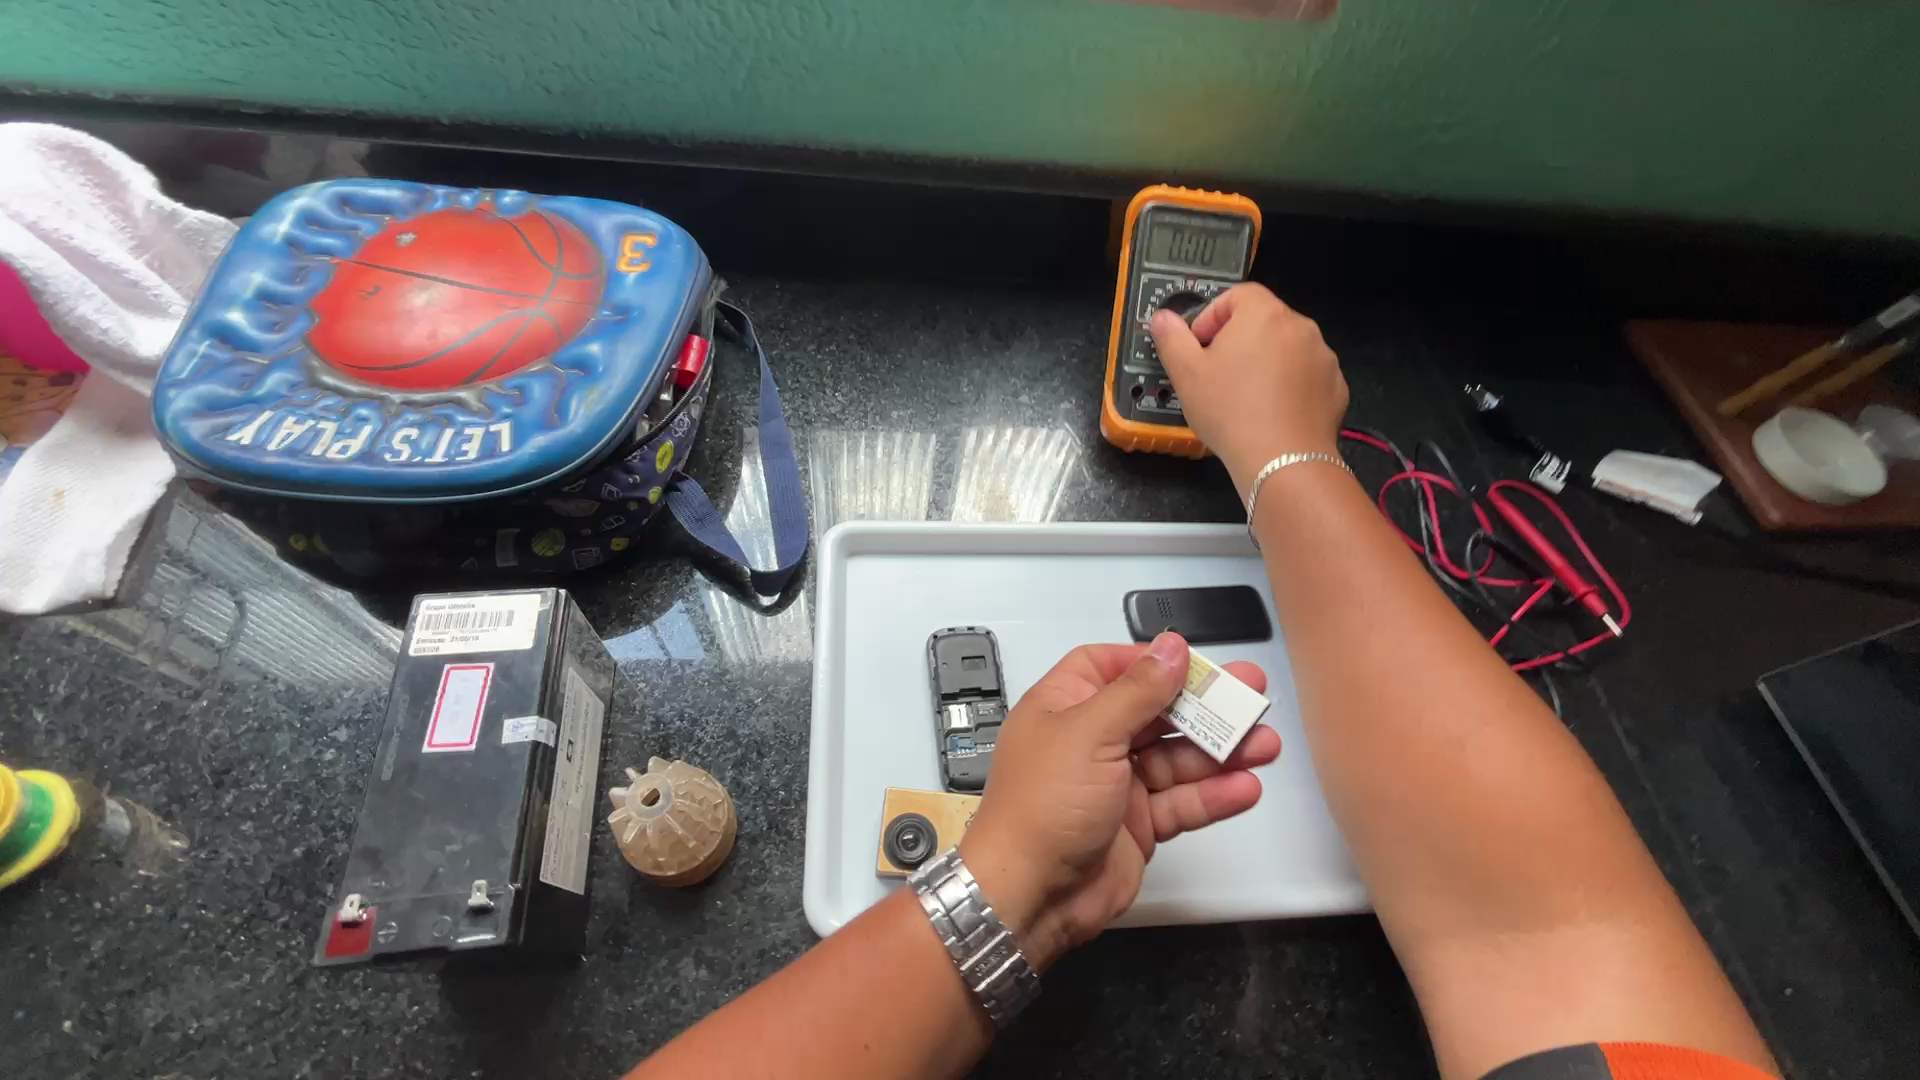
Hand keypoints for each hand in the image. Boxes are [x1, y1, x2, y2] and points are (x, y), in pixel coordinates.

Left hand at [958, 633, 1279, 970]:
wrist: (1030, 895)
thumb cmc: (1046, 802)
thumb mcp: (1091, 732)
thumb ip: (1138, 690)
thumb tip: (1171, 646)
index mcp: (1064, 705)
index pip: (1109, 667)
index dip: (1149, 662)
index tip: (1193, 662)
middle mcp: (1089, 740)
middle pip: (1153, 711)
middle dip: (1201, 705)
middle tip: (1252, 694)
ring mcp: (1114, 784)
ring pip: (1174, 758)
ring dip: (1218, 751)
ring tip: (1265, 743)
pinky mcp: (1136, 824)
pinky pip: (1180, 802)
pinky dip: (1211, 796)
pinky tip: (1245, 787)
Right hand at [1149, 283, 1349, 497]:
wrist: (1282, 459)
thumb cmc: (1230, 412)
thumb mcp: (1186, 375)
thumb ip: (1172, 339)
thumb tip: (1162, 319)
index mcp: (1262, 315)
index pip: (1237, 294)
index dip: (1212, 315)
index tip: (1199, 344)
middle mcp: (1299, 327)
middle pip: (1263, 321)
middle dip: (1238, 341)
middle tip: (1217, 374)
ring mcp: (1322, 356)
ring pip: (1286, 349)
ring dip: (1265, 363)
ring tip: (1244, 398)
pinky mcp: (1334, 385)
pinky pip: (1305, 376)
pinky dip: (1288, 386)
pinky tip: (1269, 412)